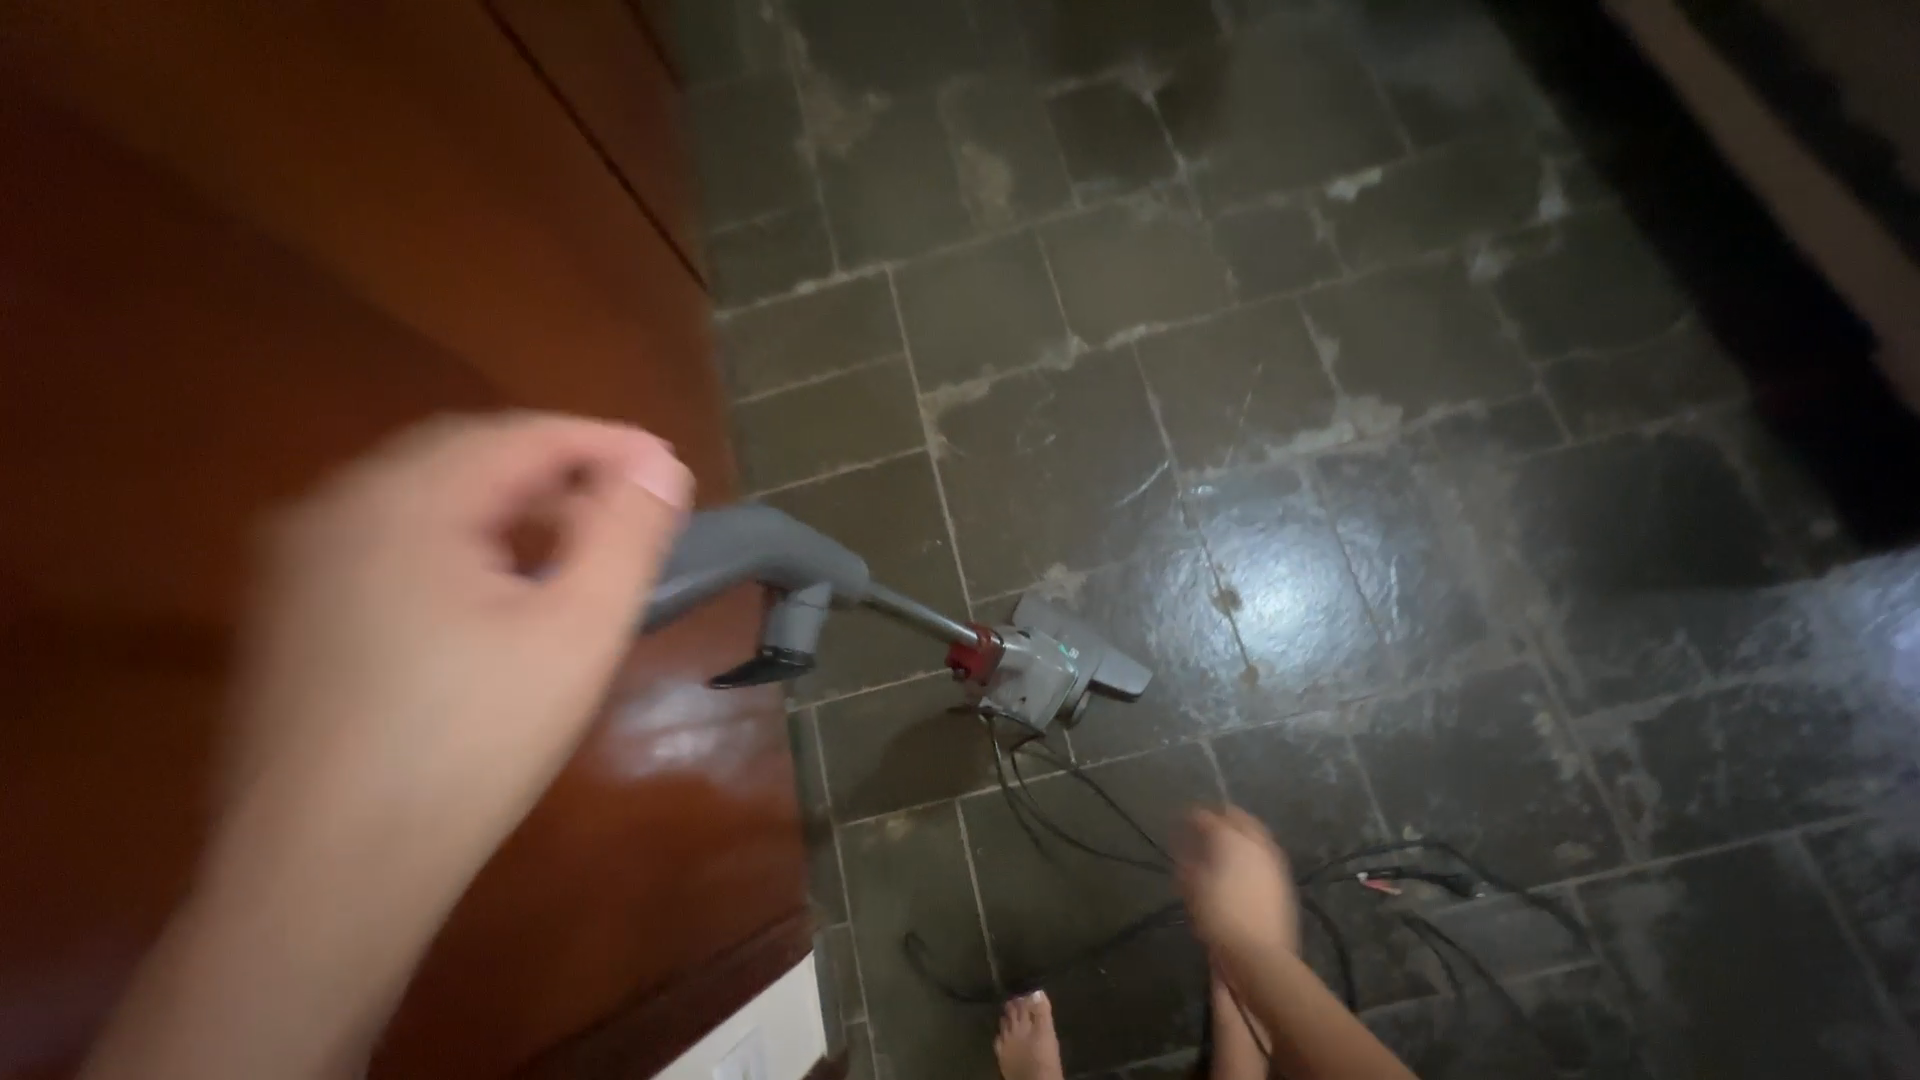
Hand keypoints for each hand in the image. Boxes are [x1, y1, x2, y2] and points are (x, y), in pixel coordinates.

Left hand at [78, 413, 693, 1079]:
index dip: (608, 443)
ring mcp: (303, 562)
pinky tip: (505, 583)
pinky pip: (398, 538)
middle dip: (562, 465)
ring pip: (431, 496)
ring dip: (516, 499)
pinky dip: (469, 535)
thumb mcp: (579, 631)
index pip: (523, 436)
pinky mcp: (297, 611)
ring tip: (581, 537)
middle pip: (471, 454)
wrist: (331, 876)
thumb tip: (661, 465)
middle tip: (634, 500)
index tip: (671, 469)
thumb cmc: (474, 744)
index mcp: (404, 503)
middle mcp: (337, 510)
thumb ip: (628, 534)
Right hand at [1176, 806, 1298, 960]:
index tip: (1180, 823)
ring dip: (1239, 832)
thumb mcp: (1191, 888)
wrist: (1259, 954)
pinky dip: (1252, 850)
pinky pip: (1265, 852)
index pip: (1206, 817)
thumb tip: (1185, 849)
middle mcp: (1253, 842)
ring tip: (1225, 841)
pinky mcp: (1283, 879)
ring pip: (1254, 833)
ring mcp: (1272, 860)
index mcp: (1229, 839)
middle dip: (1220, 816)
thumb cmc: (1218, 917)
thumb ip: (1187, 861)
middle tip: (1206, 824)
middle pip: (1237, 817)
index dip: (1190, 818)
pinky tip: (1243, 862)